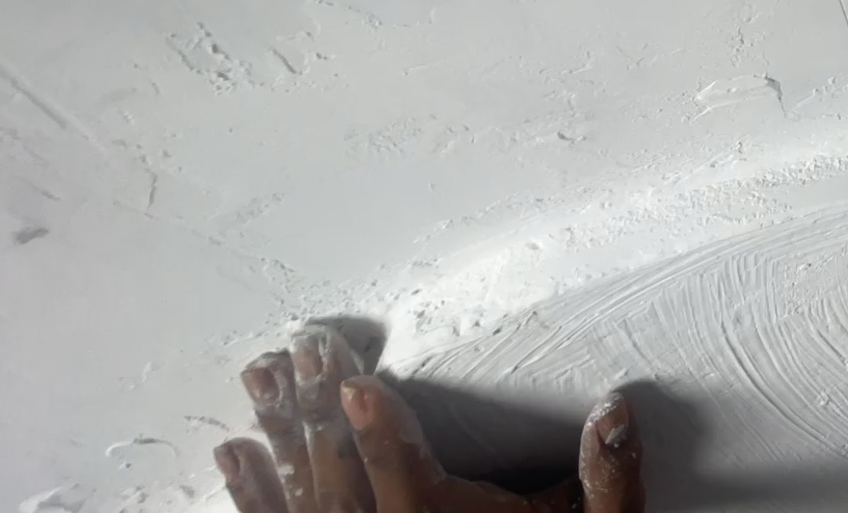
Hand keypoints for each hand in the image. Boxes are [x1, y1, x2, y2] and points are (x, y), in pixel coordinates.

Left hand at [214, 325, 643, 512]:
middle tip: (299, 350)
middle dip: (315, 411)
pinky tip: (233, 458)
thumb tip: (613, 407)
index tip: (351, 382)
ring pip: (301, 504)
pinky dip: (253, 497)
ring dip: (278, 440)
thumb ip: (608, 476)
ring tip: (260, 385)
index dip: (379, 429)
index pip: (406, 476)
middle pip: (340, 480)